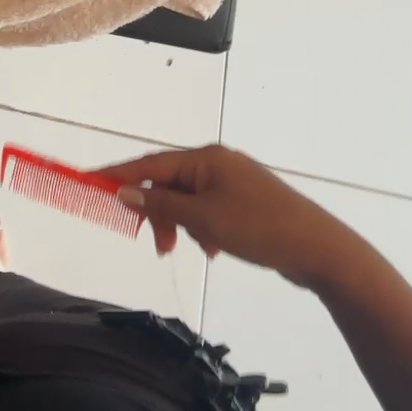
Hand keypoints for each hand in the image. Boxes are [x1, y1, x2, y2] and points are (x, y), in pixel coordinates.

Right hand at [96, 144, 360, 288]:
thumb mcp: (204, 220)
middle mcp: (217, 163)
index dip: (119, 175)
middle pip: (169, 184)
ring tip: (198, 249)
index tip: (89, 181)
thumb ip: (161, 206)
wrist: (322, 251)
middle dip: (160, 214)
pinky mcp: (246, 202)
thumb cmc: (260, 228)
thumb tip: (125, 192)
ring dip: (184, 225)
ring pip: (188, 201)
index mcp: (205, 158)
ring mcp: (233, 181)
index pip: (150, 164)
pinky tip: (217, 249)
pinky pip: (208, 210)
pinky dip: (204, 229)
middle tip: (161, 246)